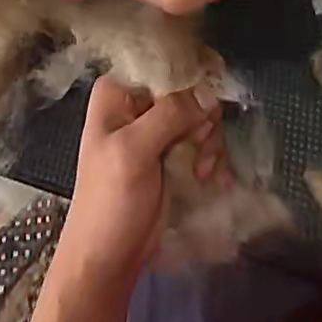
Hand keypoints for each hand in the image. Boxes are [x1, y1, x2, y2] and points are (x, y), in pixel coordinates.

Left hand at [55, 77, 226, 287]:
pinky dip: (213, 155)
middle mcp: (140, 101)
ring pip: (203, 113)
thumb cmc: (109, 201)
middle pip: (191, 87)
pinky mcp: (175, 150)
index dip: (191, 77)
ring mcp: (159, 126)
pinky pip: (206, 137)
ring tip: (203, 171)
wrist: (109, 259)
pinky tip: (210, 177)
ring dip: (210, 141)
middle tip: (198, 146)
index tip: (205, 103)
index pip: (164, 62)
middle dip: (202, 118)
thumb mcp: (132, 152)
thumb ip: (170, 115)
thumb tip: (209, 92)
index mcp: (120, 89)